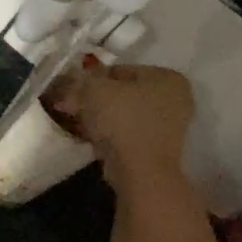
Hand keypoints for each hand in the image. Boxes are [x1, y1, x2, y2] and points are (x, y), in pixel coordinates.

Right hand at [48, 64, 193, 190]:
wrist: (139, 170)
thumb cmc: (121, 120)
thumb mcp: (93, 90)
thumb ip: (82, 80)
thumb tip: (72, 80)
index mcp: (167, 77)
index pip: (119, 70)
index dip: (89, 79)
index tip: (68, 91)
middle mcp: (174, 98)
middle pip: (121, 92)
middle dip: (92, 98)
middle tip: (67, 106)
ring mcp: (168, 125)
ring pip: (123, 112)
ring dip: (98, 115)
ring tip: (75, 121)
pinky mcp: (157, 146)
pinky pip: (127, 130)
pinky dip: (109, 131)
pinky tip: (90, 135)